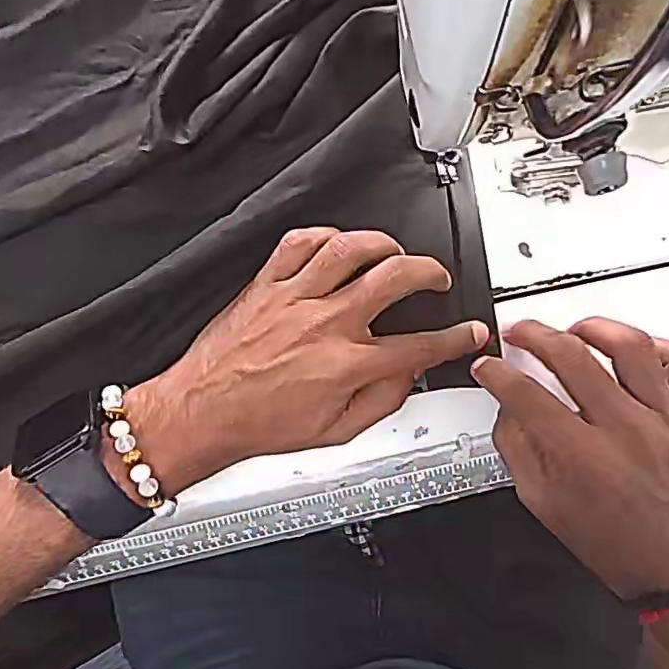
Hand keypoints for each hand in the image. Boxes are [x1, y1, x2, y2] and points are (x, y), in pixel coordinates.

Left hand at [123, 228, 488, 492]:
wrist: (201, 412)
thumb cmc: (258, 424)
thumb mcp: (334, 432)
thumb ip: (380, 402)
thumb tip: (406, 378)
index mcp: (346, 364)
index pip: (418, 346)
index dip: (454, 338)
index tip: (467, 331)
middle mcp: (325, 324)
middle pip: (394, 279)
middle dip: (430, 272)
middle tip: (437, 278)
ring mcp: (294, 298)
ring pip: (350, 249)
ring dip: (383, 244)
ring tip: (395, 252)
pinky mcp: (266, 286)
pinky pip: (299, 244)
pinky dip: (326, 236)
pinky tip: (338, 245)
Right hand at [470, 317, 668, 600]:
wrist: (667, 561)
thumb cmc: (609, 537)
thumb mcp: (541, 501)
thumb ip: (517, 447)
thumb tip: (506, 405)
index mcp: (583, 459)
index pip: (527, 396)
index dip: (497, 374)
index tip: (489, 367)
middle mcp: (626, 433)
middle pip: (573, 358)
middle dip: (534, 335)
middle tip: (520, 334)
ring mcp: (663, 420)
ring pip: (631, 346)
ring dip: (592, 327)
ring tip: (573, 331)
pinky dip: (655, 344)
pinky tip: (630, 350)